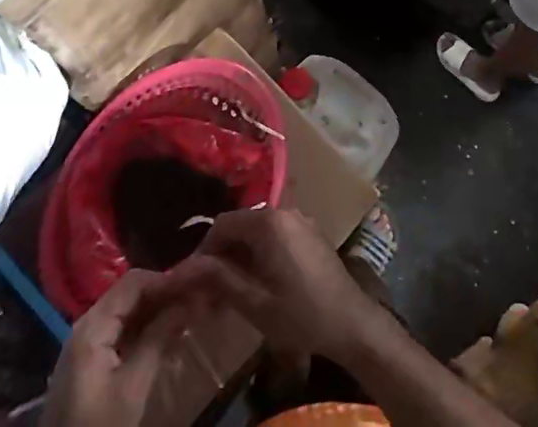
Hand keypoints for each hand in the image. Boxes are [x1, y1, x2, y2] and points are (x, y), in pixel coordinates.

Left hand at [42, 269, 186, 426]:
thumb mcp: (132, 388)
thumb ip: (157, 340)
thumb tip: (187, 303)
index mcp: (92, 325)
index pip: (133, 283)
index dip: (165, 280)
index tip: (195, 285)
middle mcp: (86, 324)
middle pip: (127, 294)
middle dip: (161, 294)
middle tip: (195, 299)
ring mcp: (85, 343)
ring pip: (124, 313)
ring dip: (154, 311)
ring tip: (186, 314)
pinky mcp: (88, 362)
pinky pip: (119, 331)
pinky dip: (142, 328)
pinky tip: (164, 335)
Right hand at [163, 208, 385, 361]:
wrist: (353, 324)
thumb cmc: (301, 315)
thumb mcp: (254, 302)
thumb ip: (219, 279)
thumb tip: (184, 267)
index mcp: (268, 222)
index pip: (222, 224)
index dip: (204, 251)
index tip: (196, 280)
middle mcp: (283, 212)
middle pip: (240, 226)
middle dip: (222, 256)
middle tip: (211, 291)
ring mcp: (300, 221)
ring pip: (257, 233)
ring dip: (241, 257)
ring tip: (232, 292)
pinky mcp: (310, 234)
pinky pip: (275, 236)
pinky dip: (261, 254)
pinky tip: (259, 283)